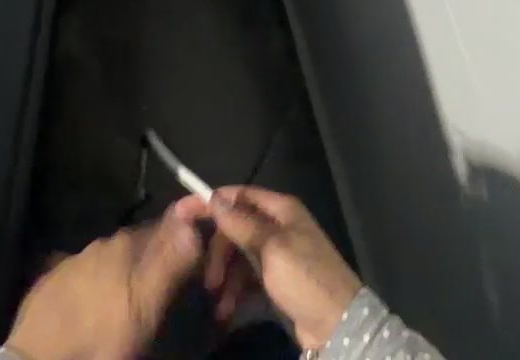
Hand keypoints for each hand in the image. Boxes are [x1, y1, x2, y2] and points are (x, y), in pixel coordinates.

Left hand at [4, 206, 203, 359]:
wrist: (39, 357)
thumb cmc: (100, 335)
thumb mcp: (144, 306)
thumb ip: (169, 262)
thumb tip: (191, 213)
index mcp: (128, 243)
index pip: (167, 226)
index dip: (183, 240)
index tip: (195, 262)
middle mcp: (102, 242)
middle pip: (139, 243)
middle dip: (154, 257)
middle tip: (165, 285)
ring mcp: (75, 259)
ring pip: (112, 258)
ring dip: (126, 271)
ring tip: (131, 298)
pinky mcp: (54, 279)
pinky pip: (87, 274)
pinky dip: (100, 284)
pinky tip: (99, 305)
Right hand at [178, 186, 362, 350]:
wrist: (336, 325)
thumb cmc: (304, 277)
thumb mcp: (271, 247)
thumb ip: (241, 223)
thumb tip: (214, 197)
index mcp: (281, 209)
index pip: (240, 195)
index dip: (212, 202)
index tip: (183, 213)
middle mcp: (278, 227)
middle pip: (237, 228)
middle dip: (220, 251)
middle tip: (208, 278)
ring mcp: (278, 255)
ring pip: (240, 255)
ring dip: (226, 277)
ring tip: (218, 301)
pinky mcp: (277, 281)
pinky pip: (248, 278)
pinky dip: (236, 291)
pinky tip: (228, 309)